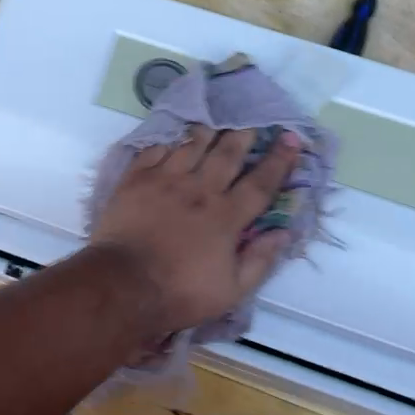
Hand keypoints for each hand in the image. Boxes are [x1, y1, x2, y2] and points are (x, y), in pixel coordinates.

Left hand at [86, 127, 301, 336]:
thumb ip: (260, 260)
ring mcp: (166, 180)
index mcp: (226, 217)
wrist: (123, 284)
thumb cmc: (180, 292)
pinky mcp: (136, 178)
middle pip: (227, 154)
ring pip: (191, 145)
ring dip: (207, 132)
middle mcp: (199, 190)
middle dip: (243, 135)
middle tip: (251, 121)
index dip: (279, 160)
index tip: (291, 138)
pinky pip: (156, 150)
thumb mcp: (231, 291)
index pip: (260, 183)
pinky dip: (168, 143)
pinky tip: (173, 140)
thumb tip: (284, 232)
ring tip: (215, 123)